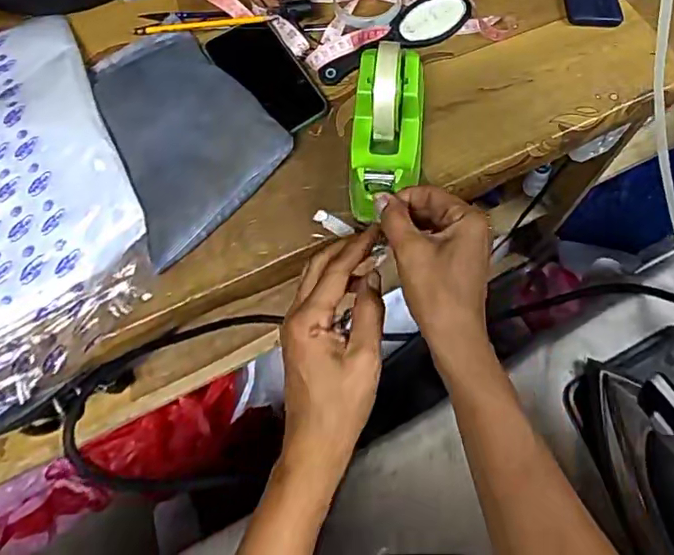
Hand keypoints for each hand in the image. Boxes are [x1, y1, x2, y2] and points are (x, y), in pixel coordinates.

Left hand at [279, 229, 383, 461]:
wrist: (315, 445)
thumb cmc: (343, 404)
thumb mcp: (366, 354)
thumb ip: (370, 309)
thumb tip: (373, 275)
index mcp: (308, 320)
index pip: (336, 270)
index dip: (359, 247)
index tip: (380, 229)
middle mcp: (294, 317)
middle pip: (317, 267)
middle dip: (344, 247)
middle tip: (374, 235)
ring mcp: (294, 327)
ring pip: (314, 279)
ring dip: (340, 262)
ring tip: (370, 252)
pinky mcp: (300, 335)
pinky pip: (316, 295)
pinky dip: (336, 280)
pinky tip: (358, 281)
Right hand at [378, 186, 491, 358]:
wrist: (455, 335)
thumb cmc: (436, 293)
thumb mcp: (410, 252)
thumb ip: (395, 220)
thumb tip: (381, 198)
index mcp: (469, 217)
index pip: (431, 193)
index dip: (402, 197)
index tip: (377, 206)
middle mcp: (474, 224)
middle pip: (433, 207)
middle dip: (405, 213)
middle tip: (377, 221)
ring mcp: (471, 242)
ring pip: (434, 224)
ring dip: (410, 227)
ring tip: (384, 234)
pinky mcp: (463, 257)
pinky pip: (438, 239)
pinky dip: (419, 240)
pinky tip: (400, 248)